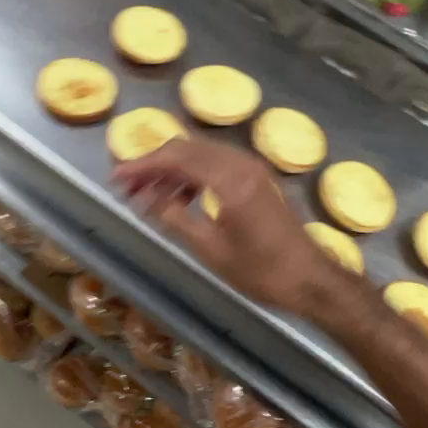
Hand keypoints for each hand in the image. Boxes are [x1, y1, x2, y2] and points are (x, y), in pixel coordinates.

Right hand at [112, 137, 351, 318]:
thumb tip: (145, 199)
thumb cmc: (262, 271)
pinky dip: (194, 173)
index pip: (175, 157)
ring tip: (148, 195)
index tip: (116, 176)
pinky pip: (217, 163)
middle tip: (127, 186)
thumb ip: (175, 218)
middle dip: (154, 163)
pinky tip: (180, 196)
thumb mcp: (211, 249)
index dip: (141, 165)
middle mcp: (241, 164)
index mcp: (229, 179)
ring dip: (172, 168)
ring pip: (201, 153)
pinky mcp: (258, 178)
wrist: (312, 279)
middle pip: (187, 147)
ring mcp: (252, 168)